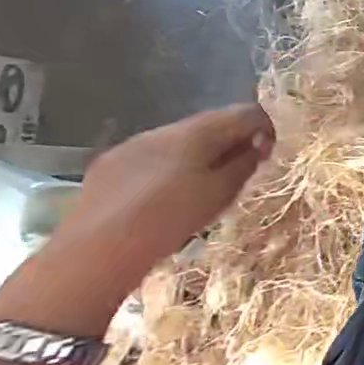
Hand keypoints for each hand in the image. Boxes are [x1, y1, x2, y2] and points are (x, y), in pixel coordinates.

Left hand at [0, 104, 273, 334]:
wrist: (96, 251)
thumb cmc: (170, 220)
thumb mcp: (220, 195)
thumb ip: (243, 164)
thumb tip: (258, 143)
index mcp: (199, 131)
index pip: (245, 113)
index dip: (264, 128)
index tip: (267, 154)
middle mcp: (167, 128)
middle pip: (211, 122)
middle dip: (230, 140)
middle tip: (238, 170)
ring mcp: (135, 143)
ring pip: (179, 139)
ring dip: (198, 153)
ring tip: (200, 186)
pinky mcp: (111, 163)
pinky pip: (152, 155)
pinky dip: (168, 166)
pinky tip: (162, 195)